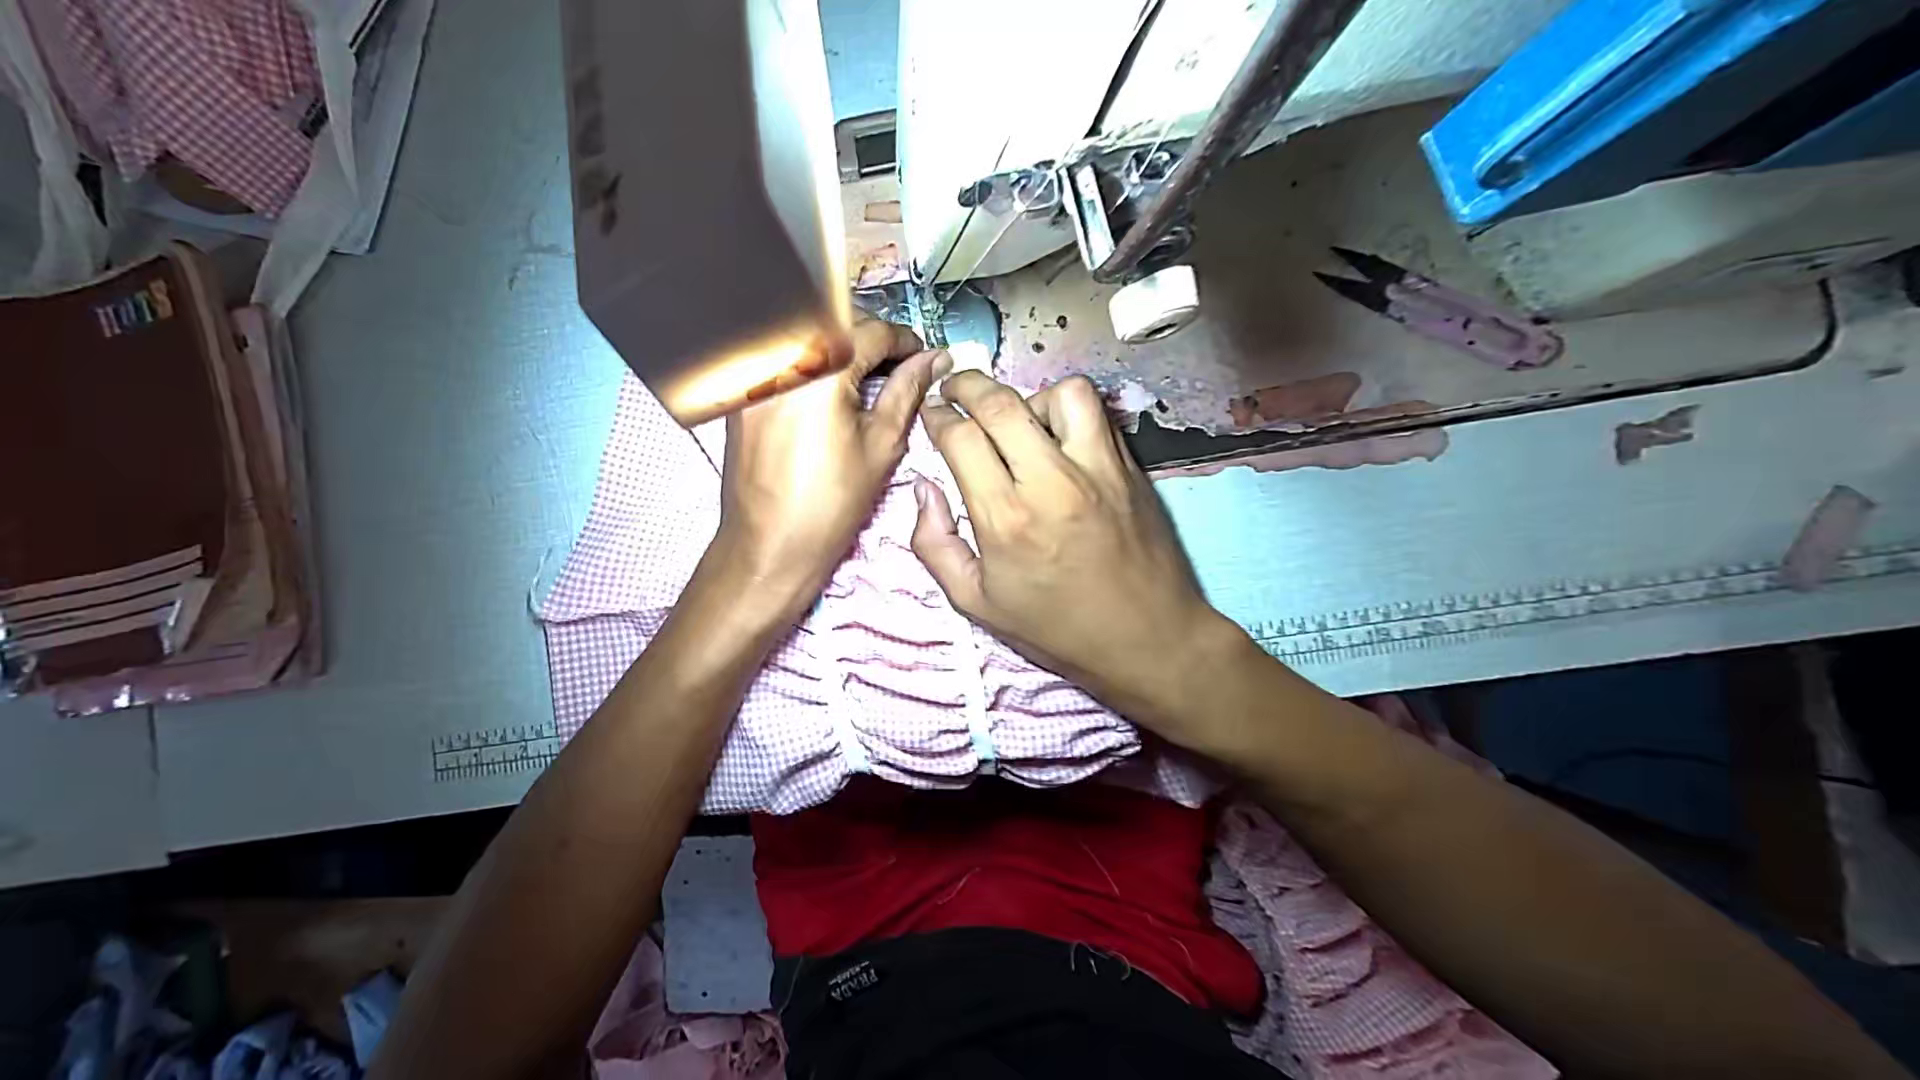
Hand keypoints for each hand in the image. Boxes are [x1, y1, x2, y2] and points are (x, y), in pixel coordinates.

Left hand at [709, 318, 949, 618]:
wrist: (768, 545)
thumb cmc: (830, 504)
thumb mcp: (882, 444)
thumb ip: (908, 390)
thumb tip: (933, 360)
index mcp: (820, 367)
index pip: (873, 332)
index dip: (906, 342)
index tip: (924, 357)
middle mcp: (781, 357)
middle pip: (839, 324)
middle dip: (874, 340)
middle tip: (901, 368)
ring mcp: (757, 371)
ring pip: (811, 335)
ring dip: (845, 349)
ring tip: (868, 382)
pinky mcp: (743, 388)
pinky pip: (788, 357)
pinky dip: (816, 363)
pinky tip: (833, 393)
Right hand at [912, 372, 1243, 736]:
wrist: (1148, 642)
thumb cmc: (1056, 630)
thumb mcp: (976, 604)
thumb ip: (934, 543)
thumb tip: (923, 487)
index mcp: (1006, 519)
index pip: (961, 438)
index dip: (936, 417)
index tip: (931, 414)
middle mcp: (1051, 483)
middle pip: (1000, 403)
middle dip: (966, 385)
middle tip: (953, 390)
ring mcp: (1098, 471)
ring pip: (1059, 394)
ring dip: (1027, 397)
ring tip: (1017, 421)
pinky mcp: (1129, 470)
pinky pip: (1097, 415)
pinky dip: (1068, 413)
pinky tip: (1058, 439)